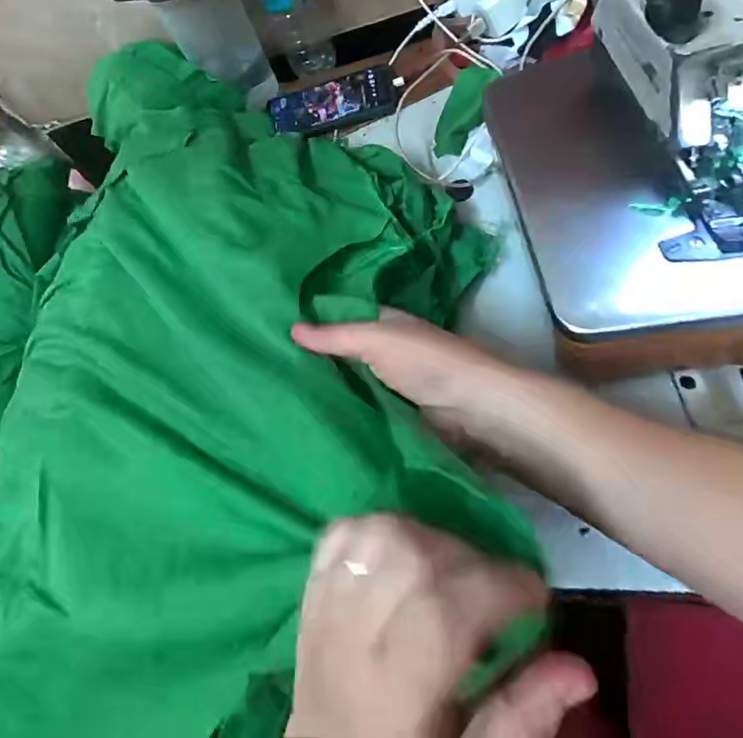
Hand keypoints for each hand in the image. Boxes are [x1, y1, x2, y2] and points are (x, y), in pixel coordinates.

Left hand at [287, 514, 595, 737]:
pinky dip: (379, 528)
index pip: (441, 611)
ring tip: (453, 570)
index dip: (499, 588)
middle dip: (469, 559)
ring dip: (426, 536)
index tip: (536, 596)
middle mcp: (351, 638)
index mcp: (393, 690)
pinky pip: (340, 534)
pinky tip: (405, 550)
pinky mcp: (309, 590)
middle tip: (496, 590)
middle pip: (409, 561)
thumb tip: (579, 668)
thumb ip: (519, 718)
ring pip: (375, 536)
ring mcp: (323, 607)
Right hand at [292, 310, 523, 441]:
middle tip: (266, 371)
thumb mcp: (376, 339)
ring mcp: (392, 389)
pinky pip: (362, 415)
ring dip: (326, 393)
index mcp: (386, 324)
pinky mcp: (396, 420)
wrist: (476, 413)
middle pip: (344, 356)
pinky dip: (342, 417)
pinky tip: (310, 423)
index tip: (272, 333)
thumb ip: (336, 336)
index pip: (342, 319)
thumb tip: (291, 328)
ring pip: (351, 387)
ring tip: (277, 399)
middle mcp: (388, 353)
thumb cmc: (427, 363)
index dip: (314, 324)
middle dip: (314, 362)